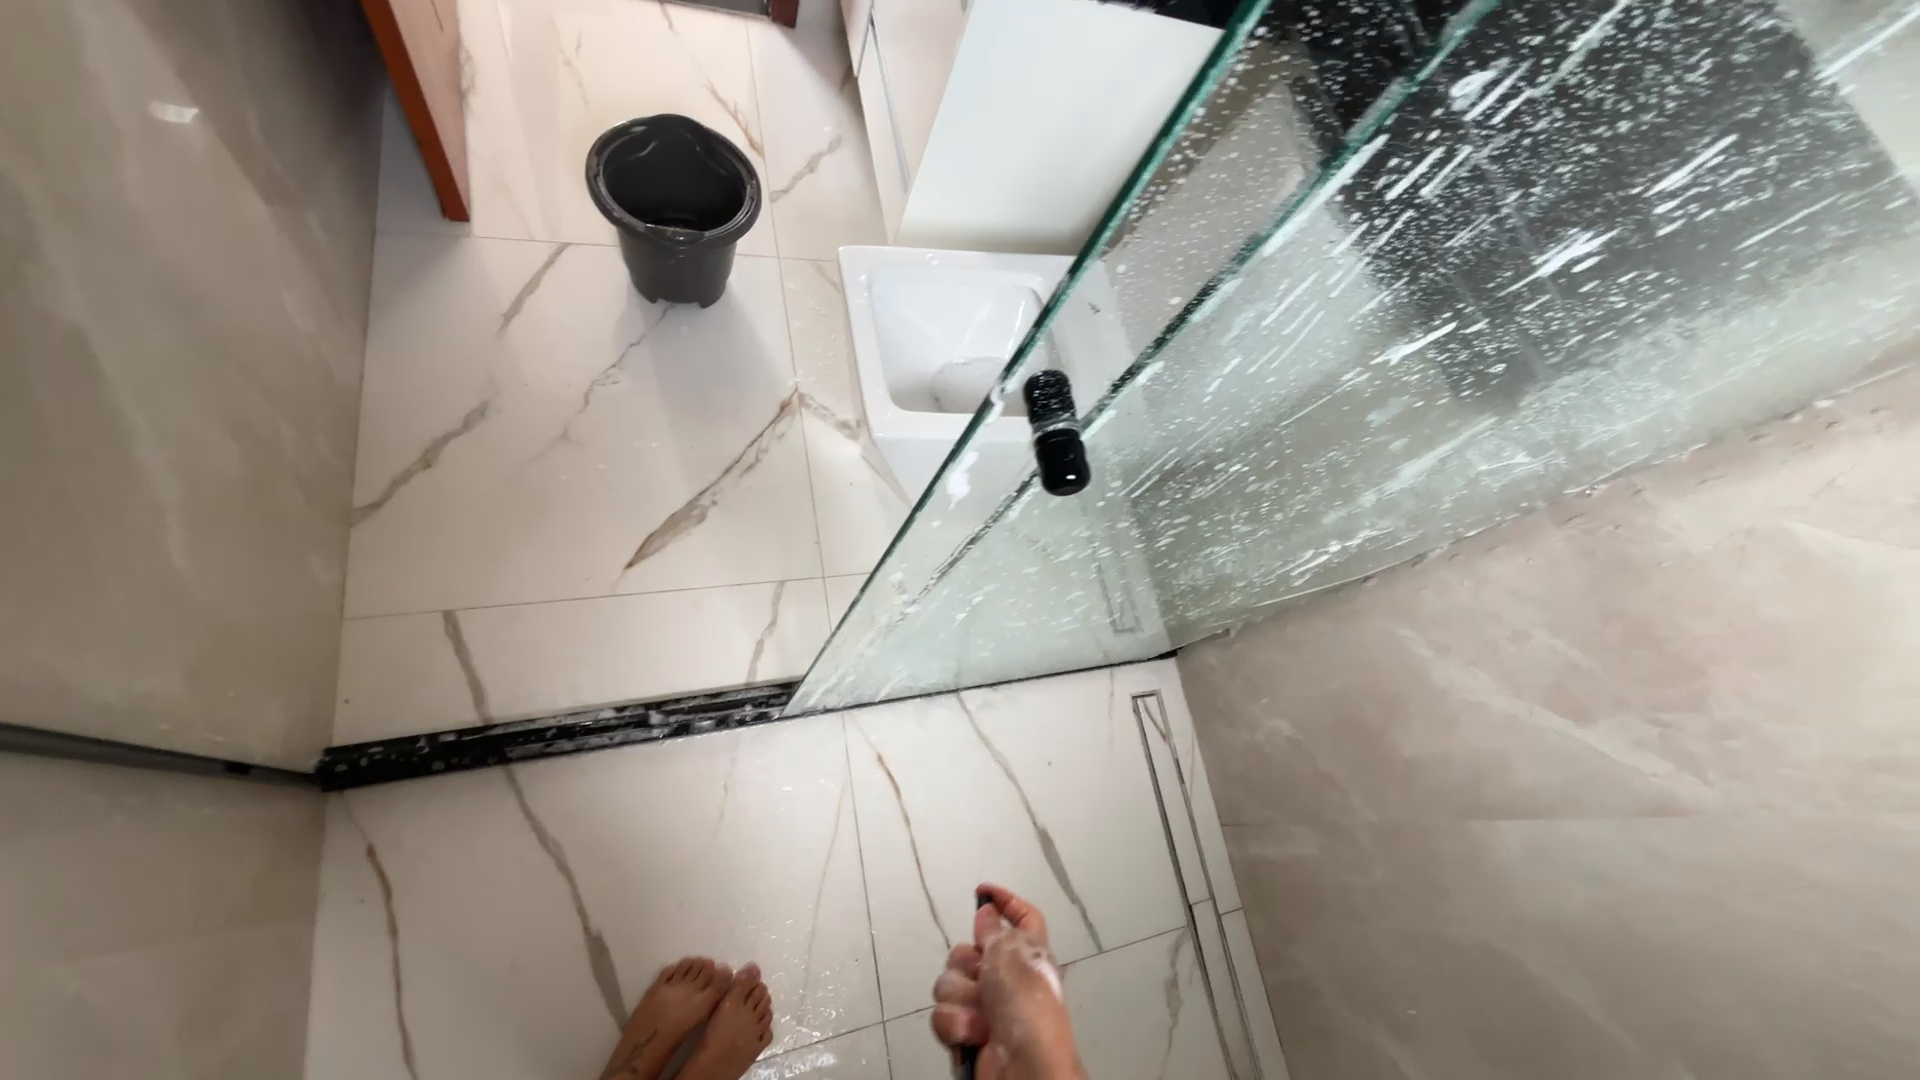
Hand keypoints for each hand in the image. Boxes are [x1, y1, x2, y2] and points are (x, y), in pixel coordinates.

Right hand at [930, 884, 1085, 1079]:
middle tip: (983, 978)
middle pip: (966, 950)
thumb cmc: (1025, 1002)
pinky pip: (942, 1014)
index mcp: (1026, 952)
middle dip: (966, 964)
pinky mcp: (965, 1031)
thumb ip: (994, 930)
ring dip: (962, 999)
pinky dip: (956, 1024)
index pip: (1022, 916)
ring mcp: (983, 1005)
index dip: (1005, 900)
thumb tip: (988, 912)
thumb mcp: (1012, 955)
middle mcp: (1004, 975)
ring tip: (982, 1016)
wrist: (1023, 1066)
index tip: (981, 891)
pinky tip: (974, 1034)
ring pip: (948, 982)